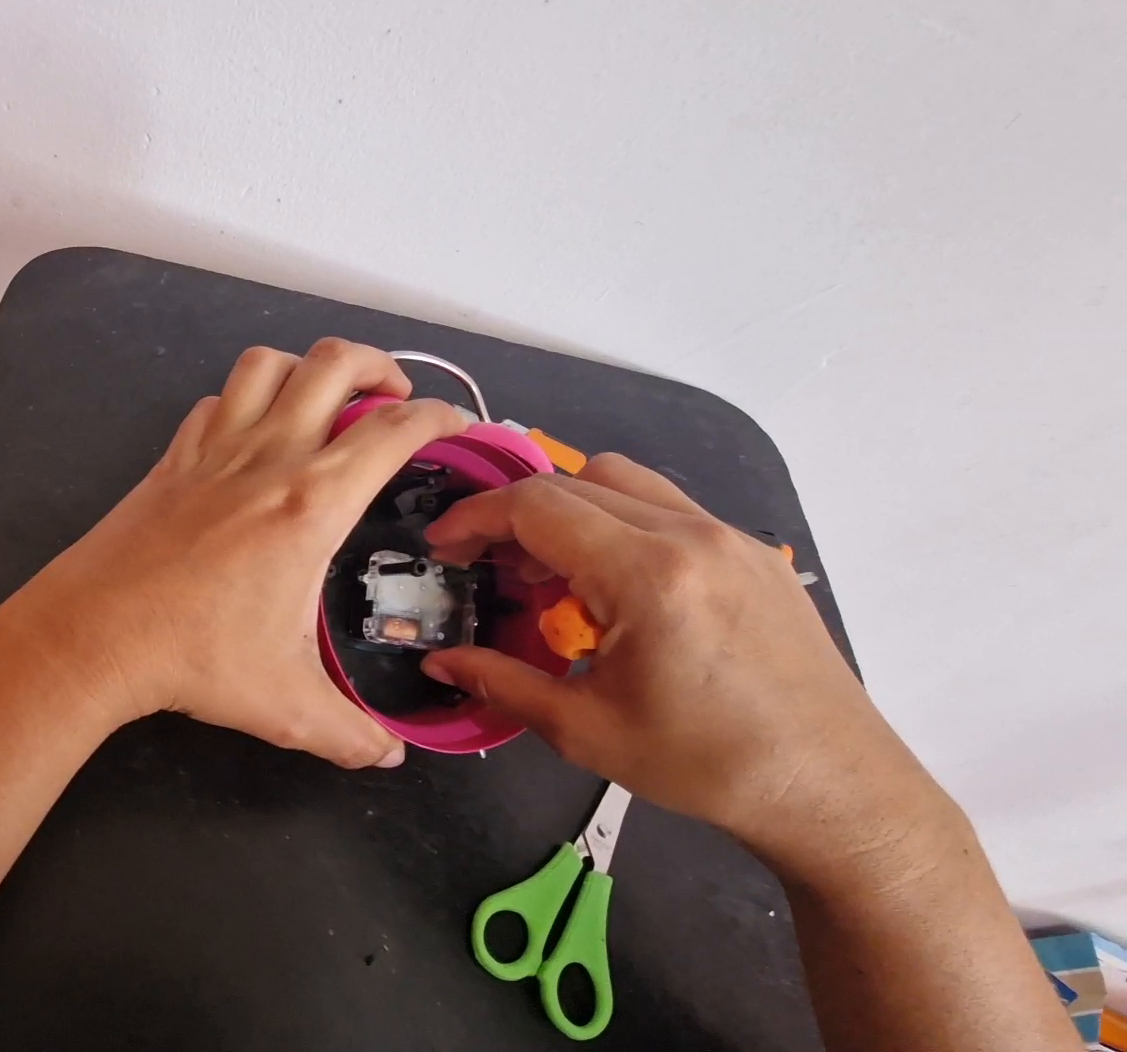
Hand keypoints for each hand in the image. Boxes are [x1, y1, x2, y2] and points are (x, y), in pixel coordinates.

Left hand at [0, 339, 465, 768]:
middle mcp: (266, 458)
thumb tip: (388, 756)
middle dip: (377, 364)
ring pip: (265, 364)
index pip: (393, 432)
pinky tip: (250, 434)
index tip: (455, 427)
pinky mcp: (171, 458)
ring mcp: (212, 450)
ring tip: (322, 399)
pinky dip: (243, 400)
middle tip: (392, 398)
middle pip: (331, 364)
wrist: (91, 633)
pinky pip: (215, 402)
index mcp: (310, 504)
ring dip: (304, 367)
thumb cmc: (191, 658)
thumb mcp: (286, 706)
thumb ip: (350, 733)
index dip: (438, 417)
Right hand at [419, 454, 935, 856]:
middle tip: (481, 561)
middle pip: (572, 481)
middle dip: (510, 513)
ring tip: (544, 567)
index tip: (442, 545)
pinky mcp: (754, 552)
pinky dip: (614, 520)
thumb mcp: (584, 730)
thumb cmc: (704, 765)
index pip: (537, 506)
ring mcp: (731, 537)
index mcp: (647, 575)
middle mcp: (691, 535)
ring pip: (622, 480)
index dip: (475, 516)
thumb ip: (500, 682)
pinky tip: (609, 581)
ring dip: (564, 508)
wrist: (838, 794)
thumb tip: (437, 662)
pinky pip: (664, 505)